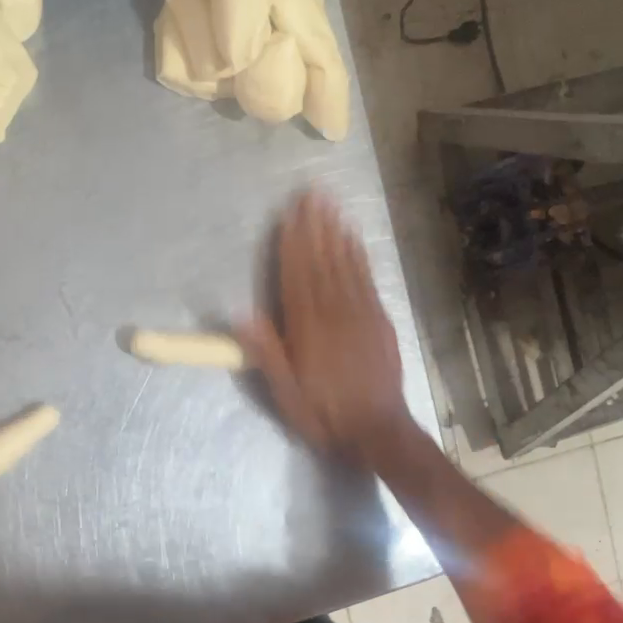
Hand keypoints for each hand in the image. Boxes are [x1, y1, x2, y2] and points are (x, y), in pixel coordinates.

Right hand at [236, 190, 412, 466]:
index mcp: (307, 328)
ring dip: (337, 232)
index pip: (296, 276)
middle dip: (315, 226)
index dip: (292, 242)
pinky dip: (359, 255)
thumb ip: (267, 352)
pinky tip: (355, 239)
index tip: (288, 213)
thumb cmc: (325, 415)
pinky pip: (367, 279)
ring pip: (346, 264)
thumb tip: (242, 314)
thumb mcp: (286, 394)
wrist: (378, 430)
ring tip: (331, 203)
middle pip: (321, 261)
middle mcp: (334, 313)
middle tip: (311, 192)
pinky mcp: (380, 321)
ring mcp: (361, 314)